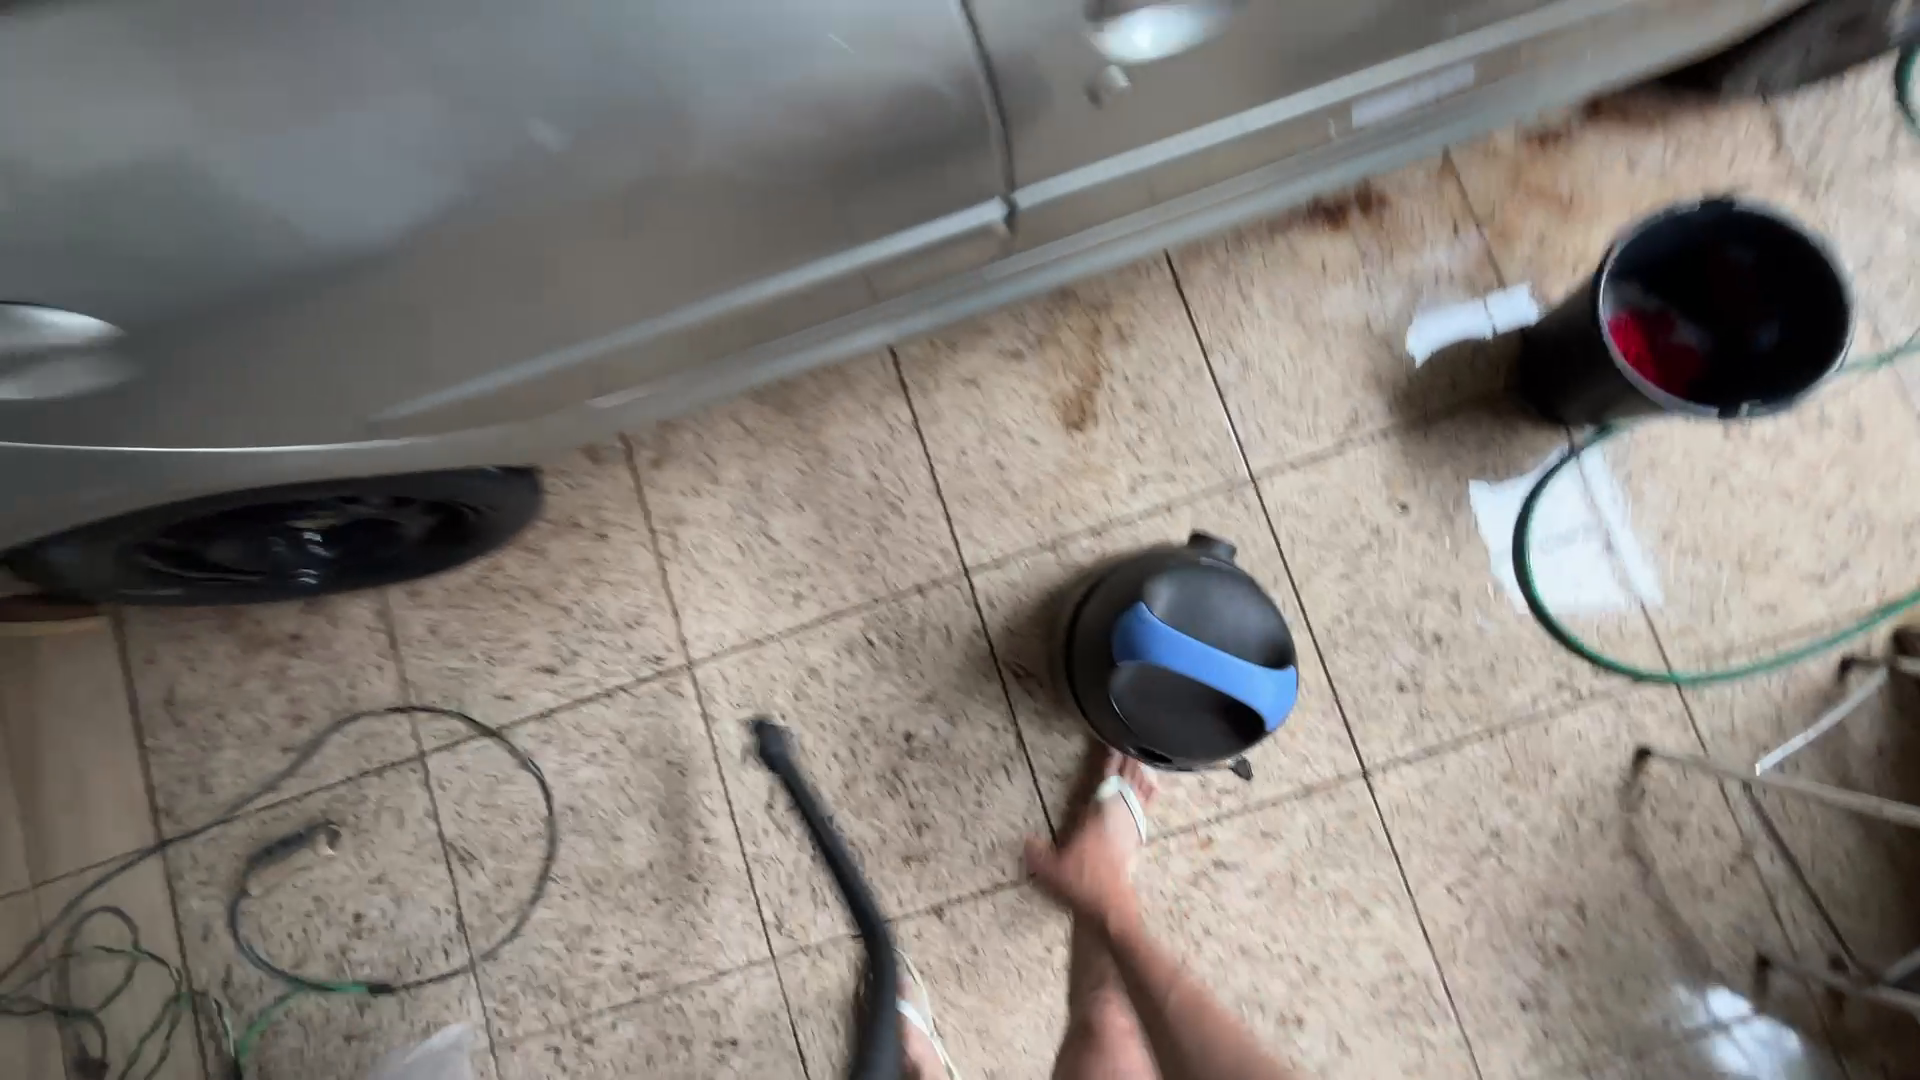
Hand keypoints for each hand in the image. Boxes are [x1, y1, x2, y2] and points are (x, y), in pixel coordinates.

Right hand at [1023, 751, 1155, 932]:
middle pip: (1126, 778)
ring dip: (1140, 770)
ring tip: (1143, 753)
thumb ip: (1037, 854)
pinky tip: (1154, 785)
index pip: (1105, 778)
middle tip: (1131, 737)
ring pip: (1139, 789)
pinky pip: (1146, 806)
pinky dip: (1149, 791)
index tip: (1111, 740)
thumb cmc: (1082, 884)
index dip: (1108, 758)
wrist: (1112, 908)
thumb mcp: (1051, 869)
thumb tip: (1025, 842)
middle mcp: (1117, 814)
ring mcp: (1130, 825)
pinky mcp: (1137, 837)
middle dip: (1128, 757)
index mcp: (1097, 813)